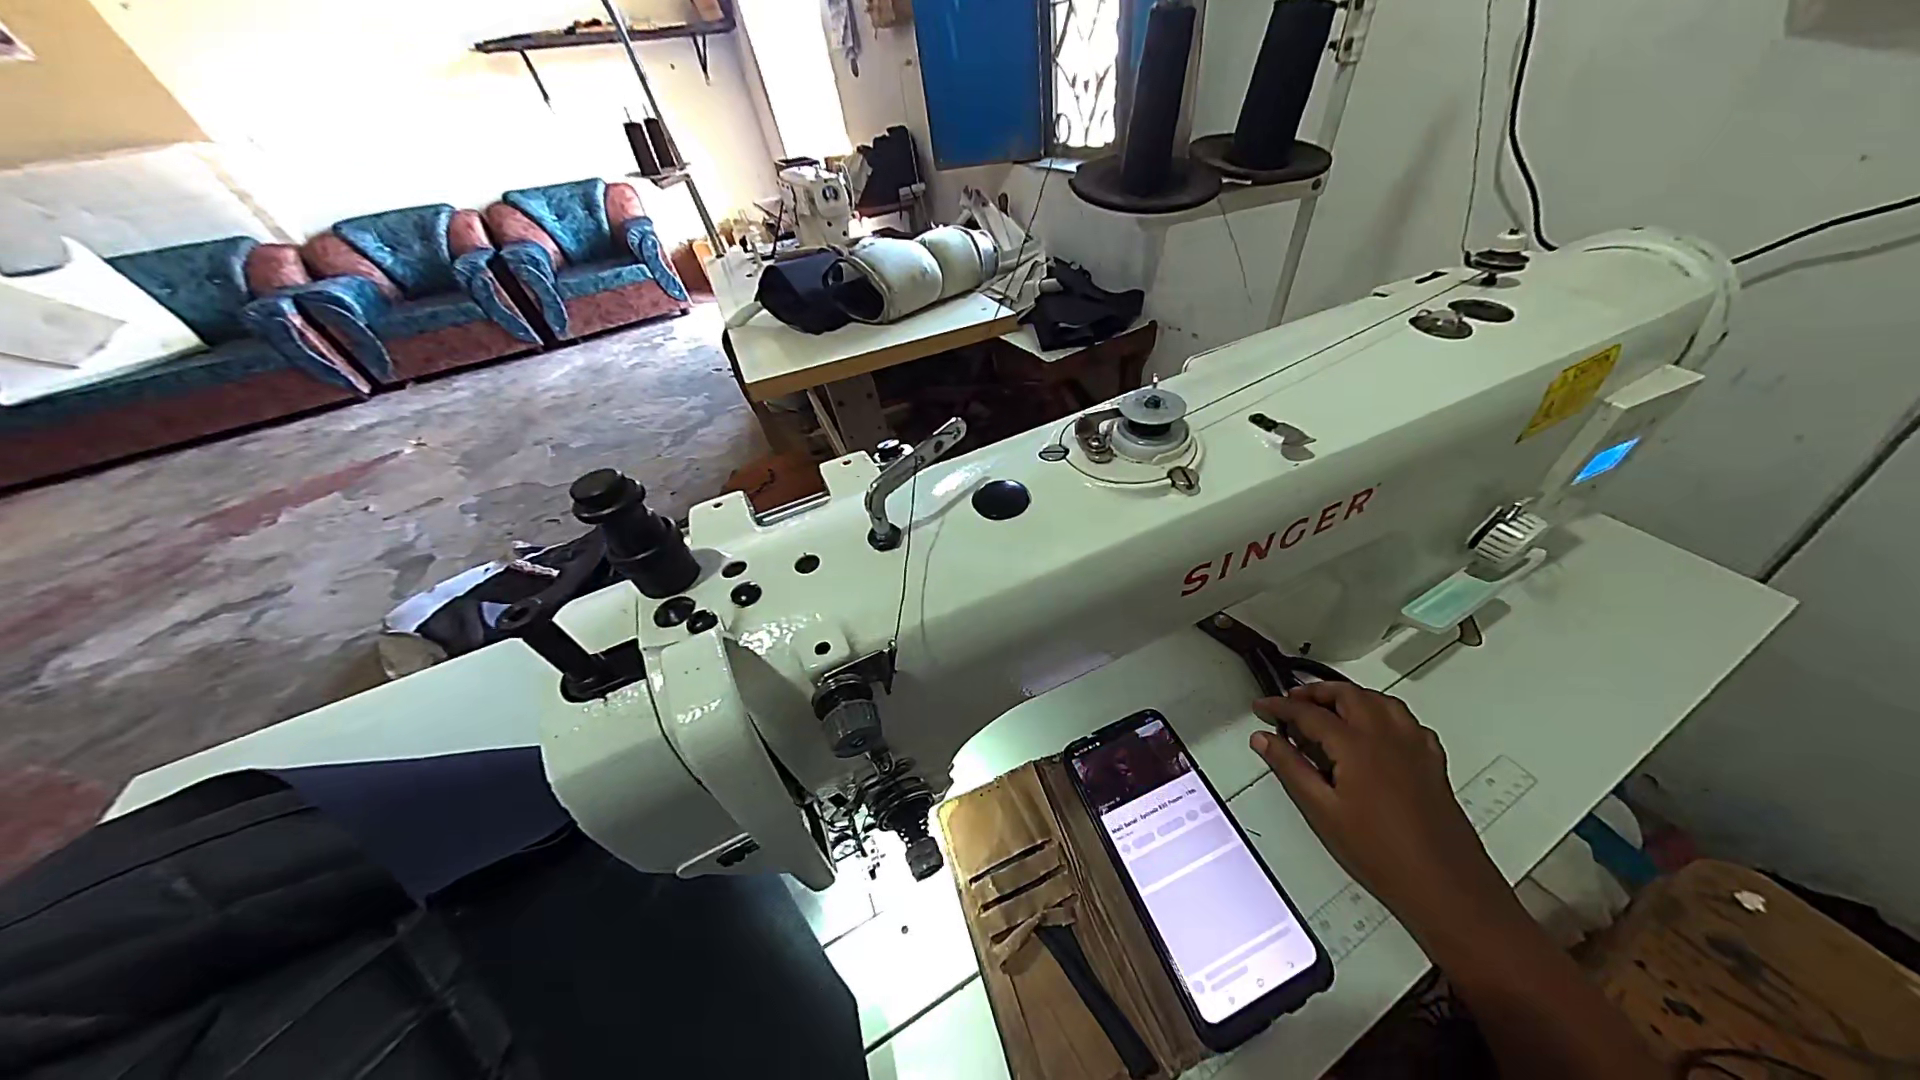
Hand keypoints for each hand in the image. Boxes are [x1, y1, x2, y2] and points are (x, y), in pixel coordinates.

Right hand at [1249, 684, 1524, 951]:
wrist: (1445, 886)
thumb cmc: (1383, 854)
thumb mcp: (1322, 810)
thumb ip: (1290, 767)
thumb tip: (1265, 740)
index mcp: (1357, 745)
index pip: (1308, 712)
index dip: (1280, 706)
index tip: (1264, 706)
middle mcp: (1388, 737)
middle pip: (1347, 694)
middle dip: (1315, 692)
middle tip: (1291, 701)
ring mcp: (1414, 747)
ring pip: (1378, 700)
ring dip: (1349, 696)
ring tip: (1328, 706)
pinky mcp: (1432, 761)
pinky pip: (1404, 719)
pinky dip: (1381, 711)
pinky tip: (1372, 727)